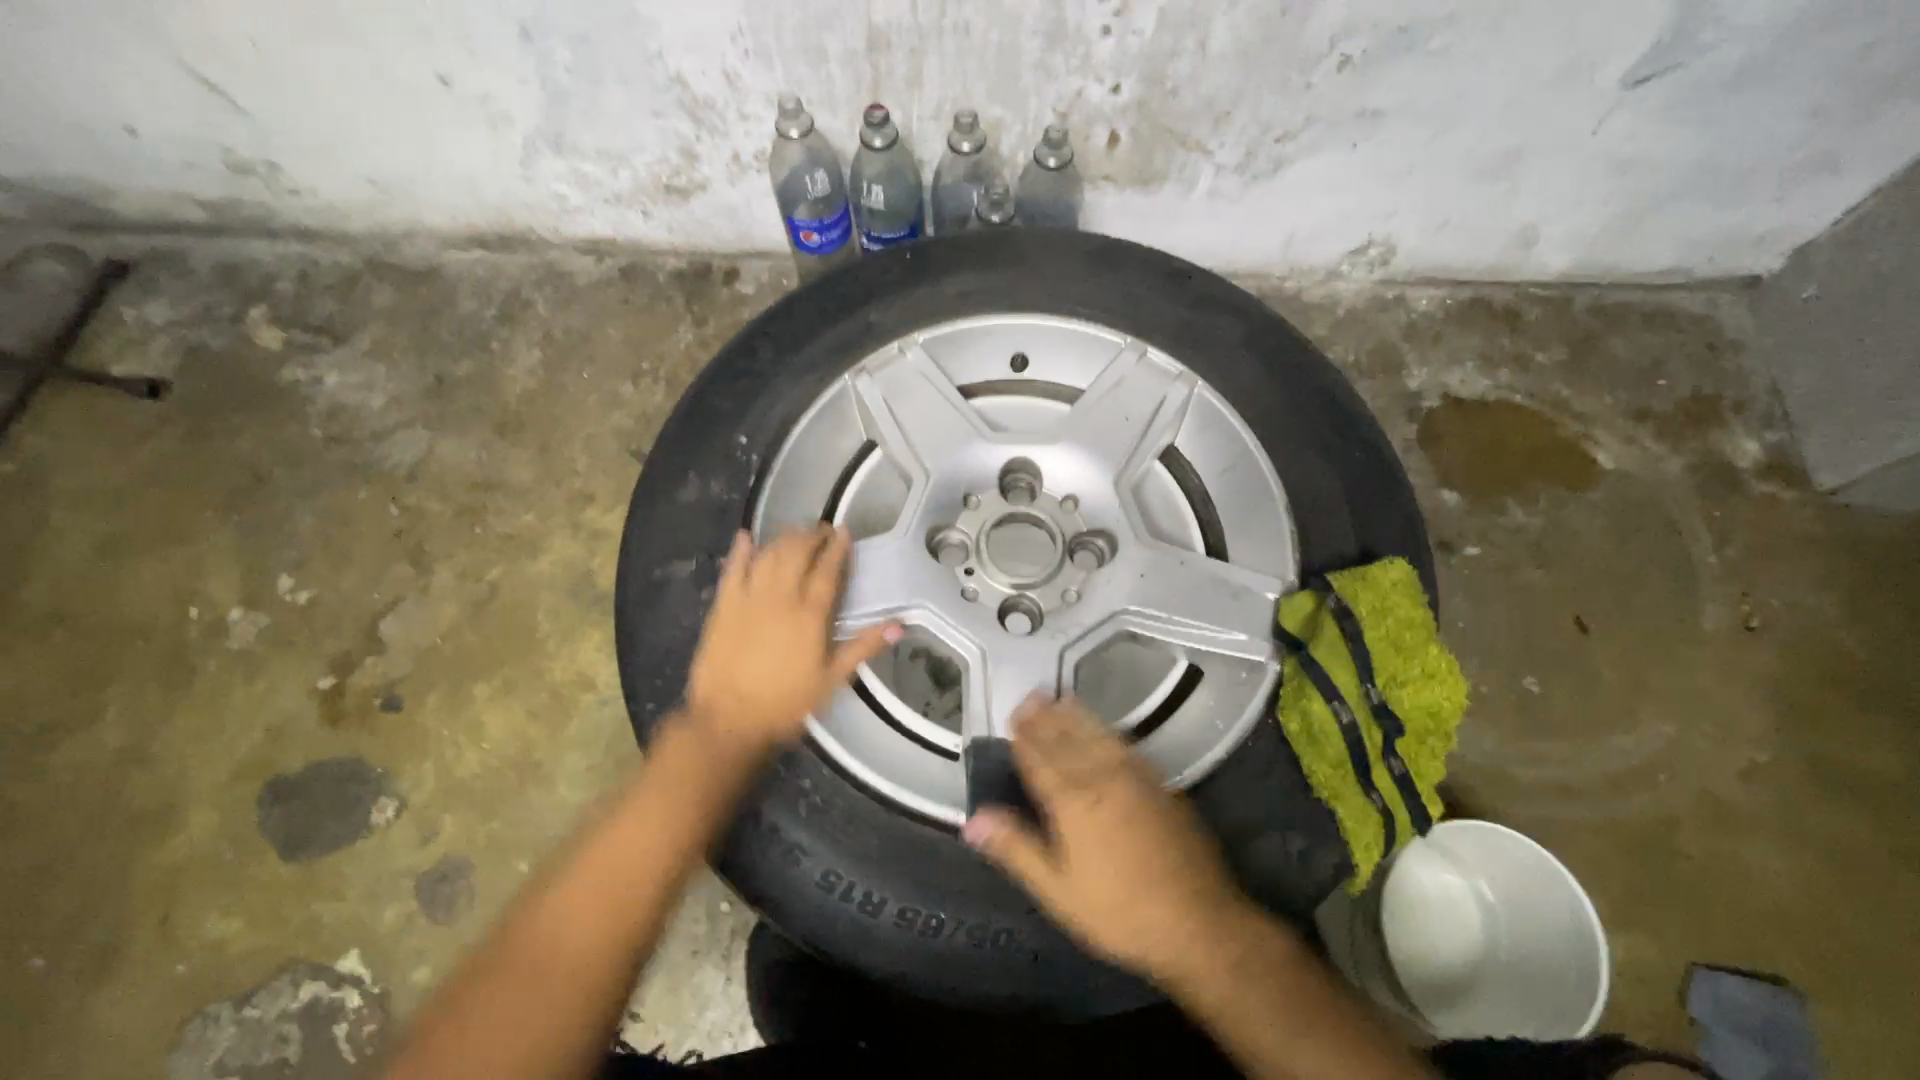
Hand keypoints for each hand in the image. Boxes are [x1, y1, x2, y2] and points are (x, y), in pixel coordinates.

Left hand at [683, 526, 899, 755]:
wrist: (728, 720)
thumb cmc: (785, 703)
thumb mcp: (831, 679)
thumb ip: (863, 647)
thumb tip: (900, 625)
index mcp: (810, 614)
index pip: (827, 570)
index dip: (837, 548)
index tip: (844, 531)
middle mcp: (780, 597)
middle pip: (796, 553)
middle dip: (811, 536)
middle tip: (822, 531)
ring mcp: (748, 598)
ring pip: (768, 555)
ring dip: (783, 539)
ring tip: (795, 533)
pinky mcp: (723, 606)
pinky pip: (732, 569)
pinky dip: (740, 550)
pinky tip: (746, 536)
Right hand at [962, 695, 1257, 984]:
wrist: (1199, 923)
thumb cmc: (1119, 913)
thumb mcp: (1058, 891)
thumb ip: (1016, 849)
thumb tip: (973, 819)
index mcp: (1074, 803)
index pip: (1041, 760)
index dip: (1025, 738)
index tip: (1011, 716)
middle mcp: (1104, 780)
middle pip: (1070, 741)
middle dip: (1048, 719)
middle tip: (1031, 697)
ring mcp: (1138, 781)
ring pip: (1101, 738)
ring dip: (1078, 717)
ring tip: (1062, 699)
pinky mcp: (1164, 788)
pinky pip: (1128, 748)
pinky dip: (1110, 732)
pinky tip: (1107, 732)